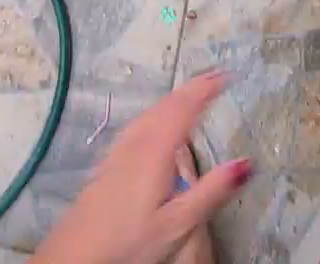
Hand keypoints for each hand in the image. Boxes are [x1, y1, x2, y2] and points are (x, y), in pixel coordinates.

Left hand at [31, 72, 249, 263]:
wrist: (73, 257)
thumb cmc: (128, 241)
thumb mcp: (177, 224)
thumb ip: (211, 191)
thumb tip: (246, 162)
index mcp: (156, 149)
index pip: (185, 108)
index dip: (205, 88)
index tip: (226, 74)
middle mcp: (137, 141)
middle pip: (166, 105)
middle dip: (191, 88)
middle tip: (213, 77)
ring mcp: (119, 150)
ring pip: (150, 112)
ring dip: (173, 98)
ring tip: (190, 93)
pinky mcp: (107, 162)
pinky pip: (138, 123)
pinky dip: (155, 112)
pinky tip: (153, 122)